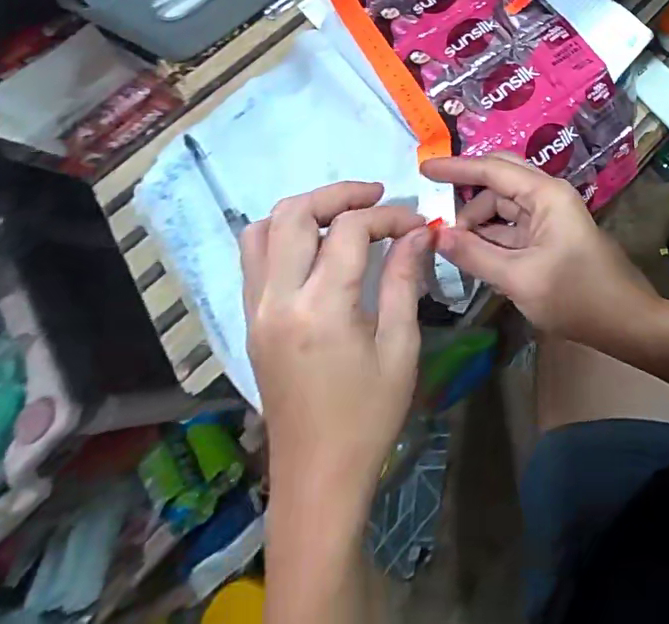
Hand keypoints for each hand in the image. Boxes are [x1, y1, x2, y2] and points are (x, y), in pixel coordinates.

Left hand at [240, 181, 429, 486]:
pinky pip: (254, 259)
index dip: (390, 217)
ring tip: (344, 215)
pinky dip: (283, 236)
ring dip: (304, 210)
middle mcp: (277, 300)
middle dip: (339, 194)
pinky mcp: (249, 323)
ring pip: (262, 230)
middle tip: (377, 196)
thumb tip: (419, 233)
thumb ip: (405, 281)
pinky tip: (318, 248)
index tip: (418, 225)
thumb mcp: (400, 347)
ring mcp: (255, 311)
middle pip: (294, 214)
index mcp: (320, 308)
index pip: (351, 230)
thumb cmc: (368, 415)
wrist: (317, 475)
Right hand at [421, 154, 658, 346]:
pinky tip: (466, 251)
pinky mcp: (549, 238)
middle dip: (465, 190)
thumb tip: (435, 235)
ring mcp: (550, 217)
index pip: (493, 169)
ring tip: (444, 240)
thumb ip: (474, 254)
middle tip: (431, 204)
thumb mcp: (518, 278)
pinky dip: (489, 236)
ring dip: (476, 219)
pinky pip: (512, 227)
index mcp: (546, 195)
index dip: (456, 168)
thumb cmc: (575, 296)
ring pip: (503, 205)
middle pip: (499, 180)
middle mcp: (548, 197)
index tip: (423, 169)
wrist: (624, 320)